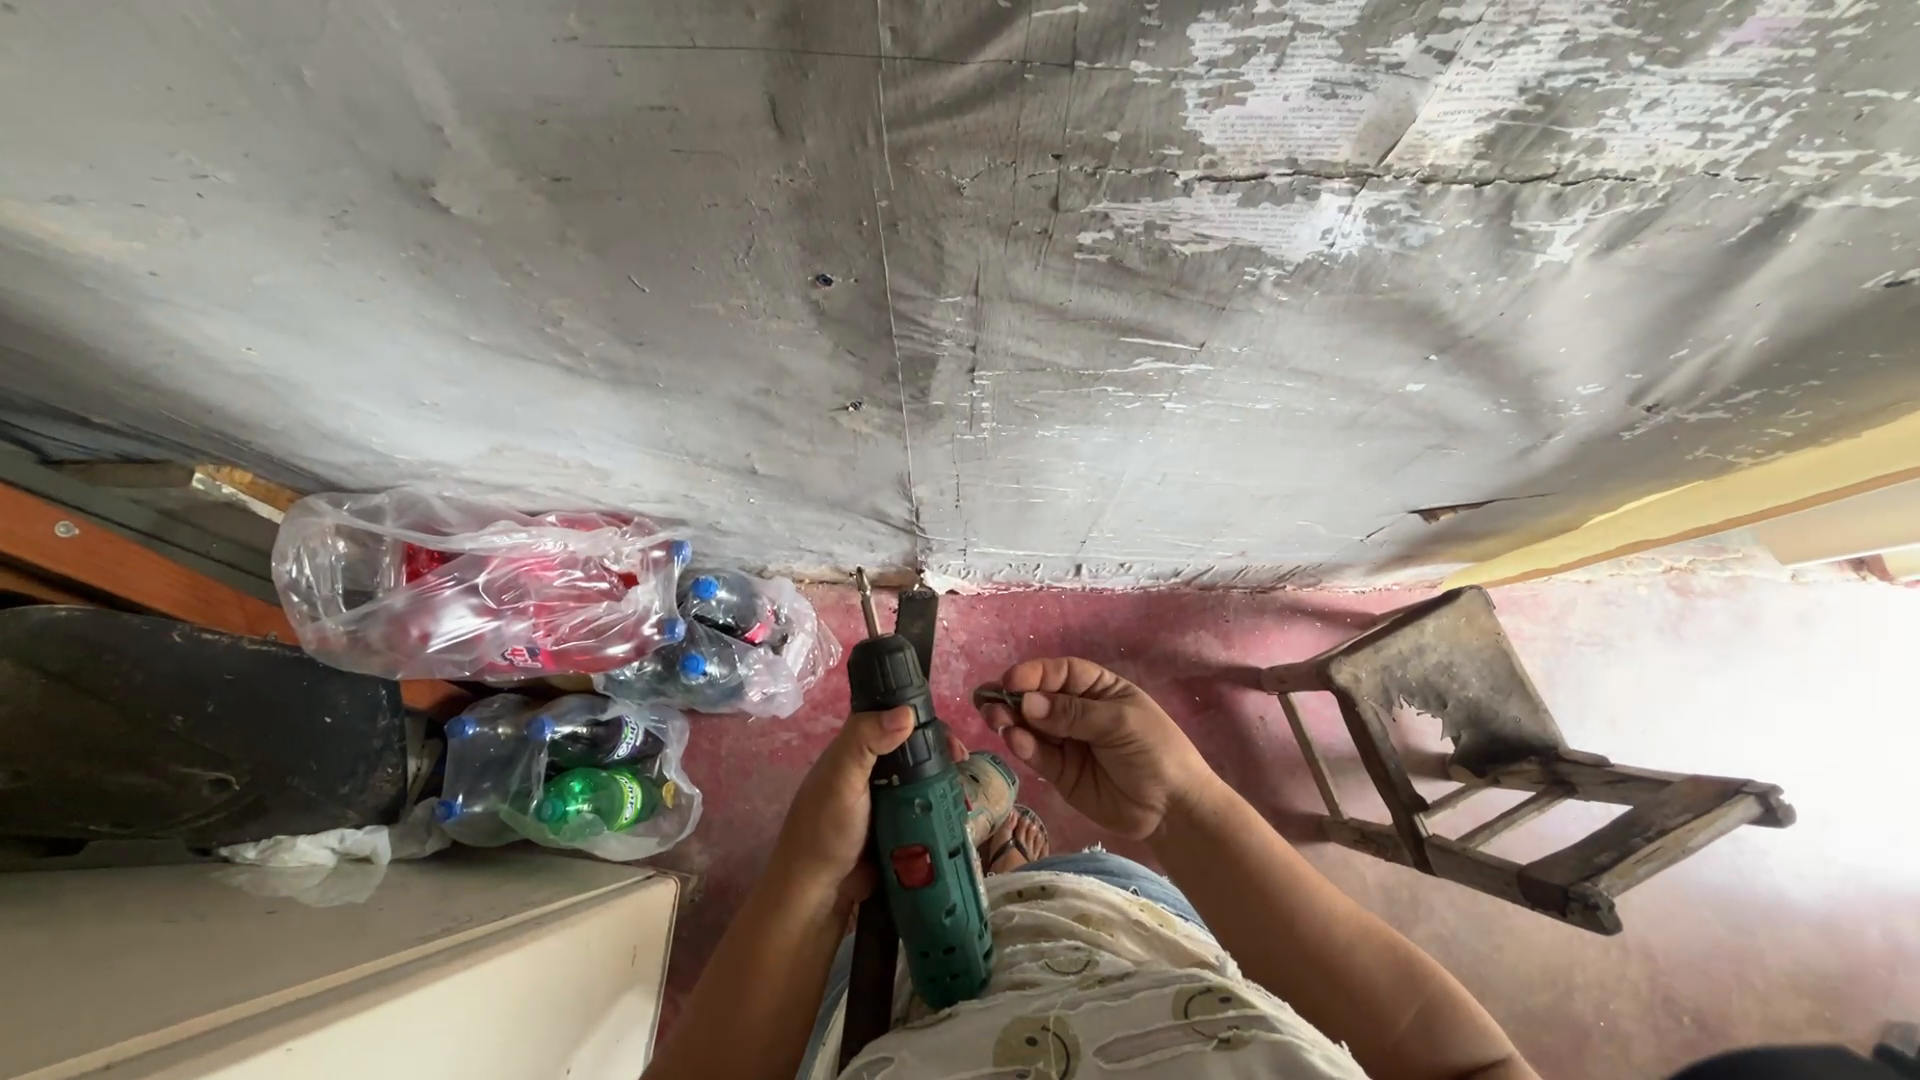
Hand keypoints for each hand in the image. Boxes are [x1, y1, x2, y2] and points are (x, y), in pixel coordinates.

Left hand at [767, 708, 966, 912]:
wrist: (819, 893)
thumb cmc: (824, 829)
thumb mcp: (840, 777)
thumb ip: (865, 740)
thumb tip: (907, 712)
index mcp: (855, 748)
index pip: (892, 718)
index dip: (922, 718)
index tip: (947, 734)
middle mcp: (873, 768)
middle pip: (915, 748)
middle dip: (941, 750)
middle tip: (962, 760)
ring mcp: (888, 798)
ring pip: (924, 777)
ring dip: (946, 777)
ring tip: (964, 787)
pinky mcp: (900, 824)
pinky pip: (926, 806)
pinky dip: (942, 804)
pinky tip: (958, 808)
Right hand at [978, 658, 1218, 839]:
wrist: (1173, 808)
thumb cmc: (1155, 751)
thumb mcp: (1119, 723)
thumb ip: (1072, 714)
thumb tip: (1027, 702)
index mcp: (1097, 689)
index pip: (1059, 674)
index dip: (1033, 674)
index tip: (1010, 681)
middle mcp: (1076, 712)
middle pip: (1037, 698)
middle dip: (1012, 697)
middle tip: (989, 702)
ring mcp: (1066, 742)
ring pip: (1029, 726)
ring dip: (1010, 721)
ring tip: (996, 720)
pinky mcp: (1060, 772)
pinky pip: (1037, 754)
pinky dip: (1023, 746)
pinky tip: (1015, 740)